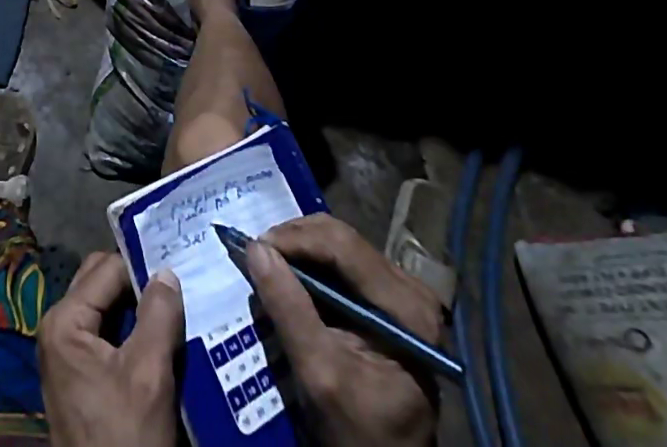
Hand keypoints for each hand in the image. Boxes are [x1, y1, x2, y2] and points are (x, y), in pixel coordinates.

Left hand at [39, 252, 184, 446]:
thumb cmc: (124, 435)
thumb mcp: (149, 373)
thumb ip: (158, 314)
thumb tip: (167, 271)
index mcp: (65, 321)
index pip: (110, 267)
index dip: (144, 265)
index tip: (181, 266)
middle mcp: (59, 327)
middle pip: (103, 279)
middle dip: (139, 278)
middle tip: (178, 282)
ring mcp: (67, 349)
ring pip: (107, 302)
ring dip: (138, 301)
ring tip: (176, 300)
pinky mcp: (81, 369)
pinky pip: (107, 327)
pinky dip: (133, 323)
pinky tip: (162, 328)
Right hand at [245, 215, 441, 446]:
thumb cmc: (360, 431)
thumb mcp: (320, 375)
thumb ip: (290, 310)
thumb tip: (256, 250)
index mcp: (407, 306)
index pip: (345, 247)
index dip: (297, 238)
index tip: (255, 245)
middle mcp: (411, 287)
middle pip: (344, 240)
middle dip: (296, 240)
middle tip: (257, 253)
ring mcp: (403, 292)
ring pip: (343, 246)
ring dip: (301, 250)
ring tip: (267, 263)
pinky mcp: (389, 300)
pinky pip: (345, 265)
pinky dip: (312, 265)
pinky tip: (288, 276)